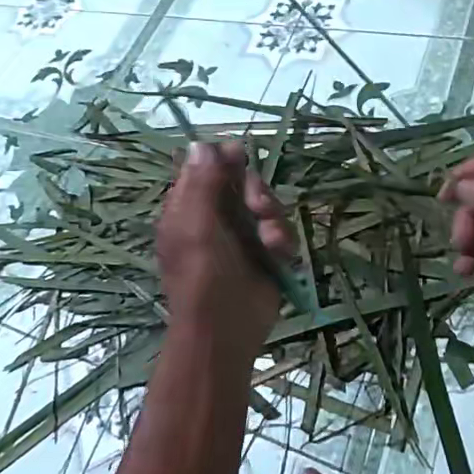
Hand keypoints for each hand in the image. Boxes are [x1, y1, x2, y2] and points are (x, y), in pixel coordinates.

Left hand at [156, 141, 294, 350]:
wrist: (226, 330)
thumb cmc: (202, 277)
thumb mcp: (196, 226)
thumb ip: (201, 184)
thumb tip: (200, 144)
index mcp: (189, 208)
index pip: (205, 169)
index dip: (223, 159)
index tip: (239, 156)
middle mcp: (216, 217)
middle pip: (242, 182)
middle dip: (255, 191)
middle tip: (257, 205)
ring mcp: (243, 235)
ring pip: (266, 205)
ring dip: (273, 217)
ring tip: (270, 238)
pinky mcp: (267, 253)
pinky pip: (282, 230)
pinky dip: (283, 239)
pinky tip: (279, 252)